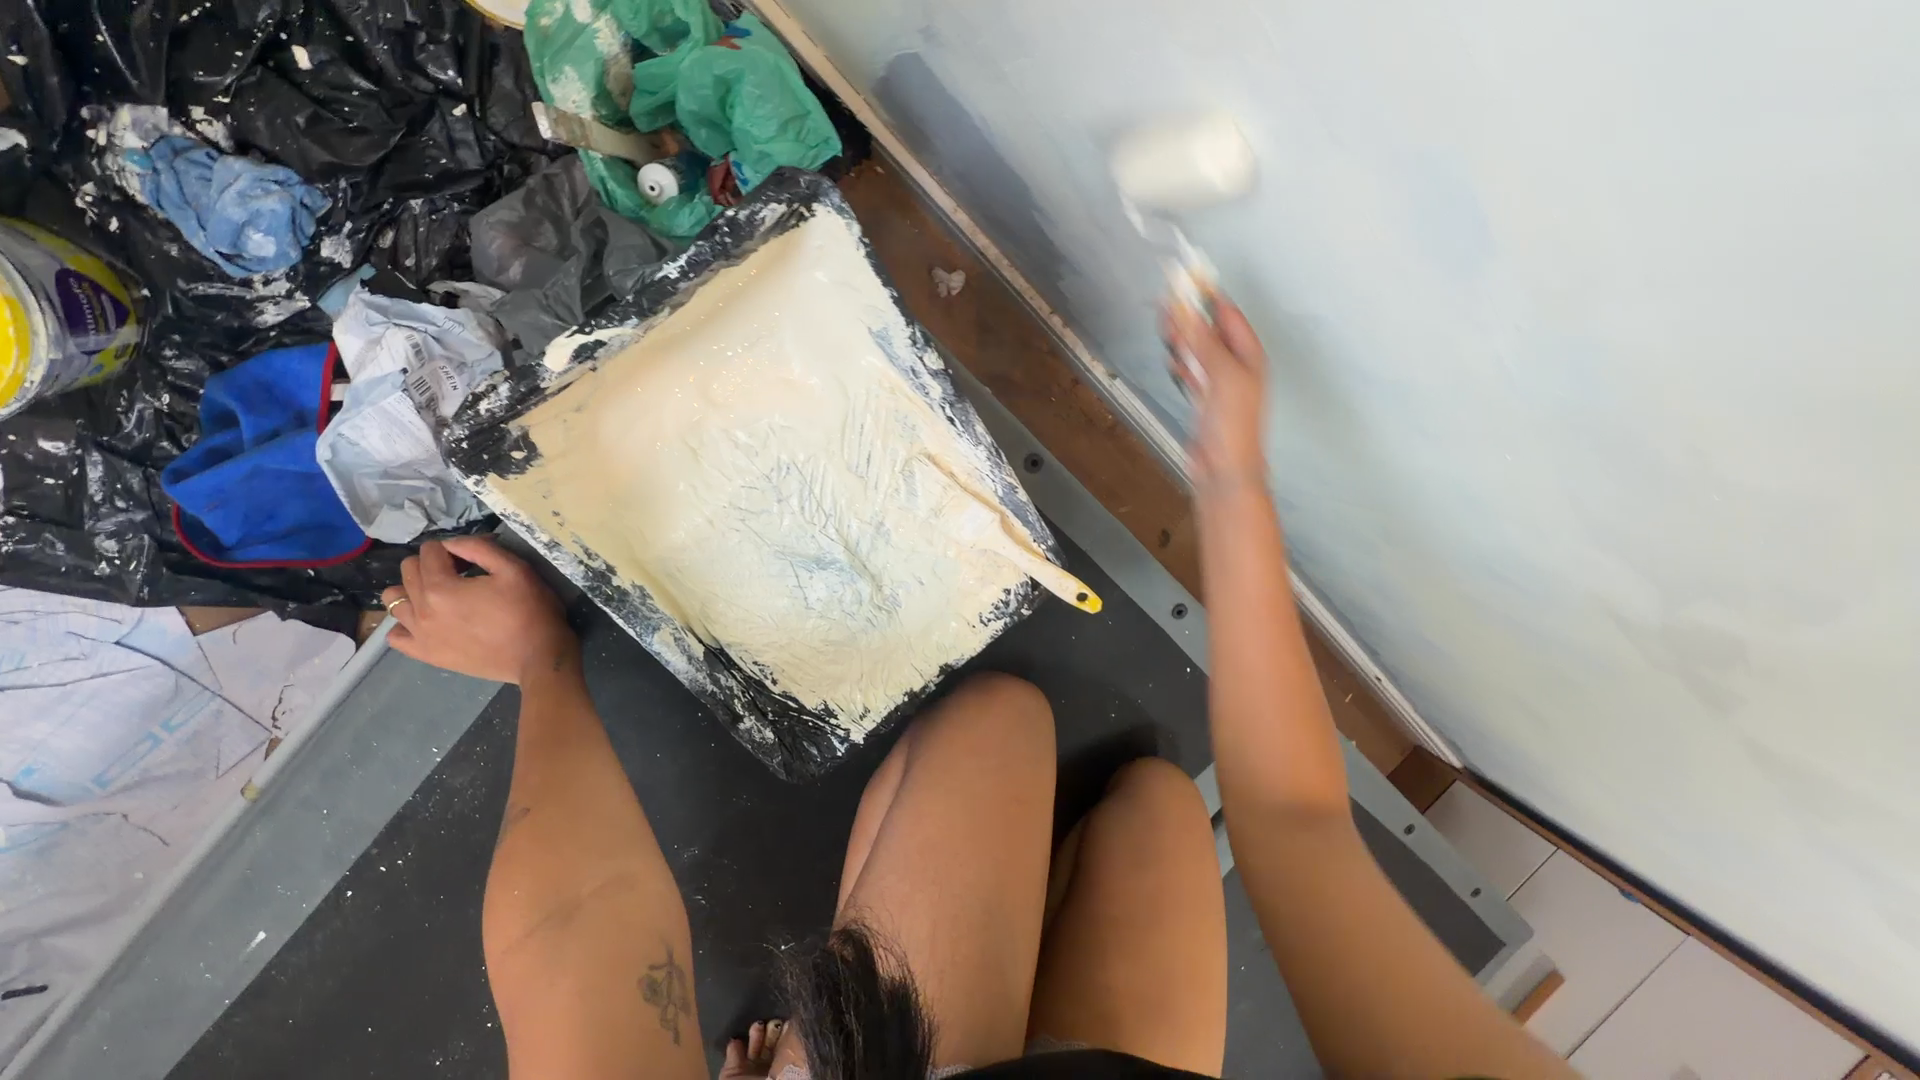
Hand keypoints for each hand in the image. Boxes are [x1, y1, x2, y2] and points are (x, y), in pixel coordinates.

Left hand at [381, 536, 575, 684]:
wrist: (538, 657)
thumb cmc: (530, 610)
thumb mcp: (516, 569)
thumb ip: (480, 548)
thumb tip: (453, 544)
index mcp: (441, 587)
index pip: (430, 551)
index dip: (453, 549)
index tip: (474, 561)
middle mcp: (421, 609)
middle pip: (409, 571)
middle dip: (433, 564)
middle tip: (462, 575)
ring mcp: (419, 634)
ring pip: (394, 600)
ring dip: (414, 590)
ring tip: (441, 597)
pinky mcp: (425, 654)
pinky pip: (395, 635)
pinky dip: (406, 624)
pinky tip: (429, 622)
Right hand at [1162, 291, 1268, 490]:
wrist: (1224, 469)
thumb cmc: (1232, 424)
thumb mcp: (1221, 376)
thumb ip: (1203, 341)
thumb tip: (1186, 308)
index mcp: (1249, 355)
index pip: (1227, 314)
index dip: (1205, 297)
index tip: (1183, 281)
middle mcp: (1236, 365)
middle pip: (1209, 330)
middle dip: (1189, 318)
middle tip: (1166, 306)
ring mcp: (1219, 382)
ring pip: (1197, 350)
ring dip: (1183, 341)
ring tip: (1168, 334)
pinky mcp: (1204, 399)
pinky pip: (1191, 371)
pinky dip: (1182, 364)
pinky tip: (1176, 364)